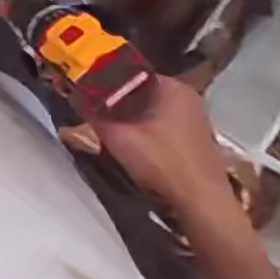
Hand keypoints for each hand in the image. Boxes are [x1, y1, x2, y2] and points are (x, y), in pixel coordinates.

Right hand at [94, 75, 244, 225]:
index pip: (130, 74)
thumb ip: (94, 117)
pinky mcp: (199, 136)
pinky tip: (137, 144)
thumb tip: (75, 101)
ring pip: (153, 108)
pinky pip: (166, 122)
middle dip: (119, 102)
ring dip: (134, 117)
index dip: (106, 84)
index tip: (89, 96)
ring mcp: (196, 116)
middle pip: (142, 91)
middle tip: (98, 113)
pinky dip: (149, 128)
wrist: (204, 204)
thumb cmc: (162, 163)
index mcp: (172, 86)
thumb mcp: (119, 139)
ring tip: (113, 128)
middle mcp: (187, 95)